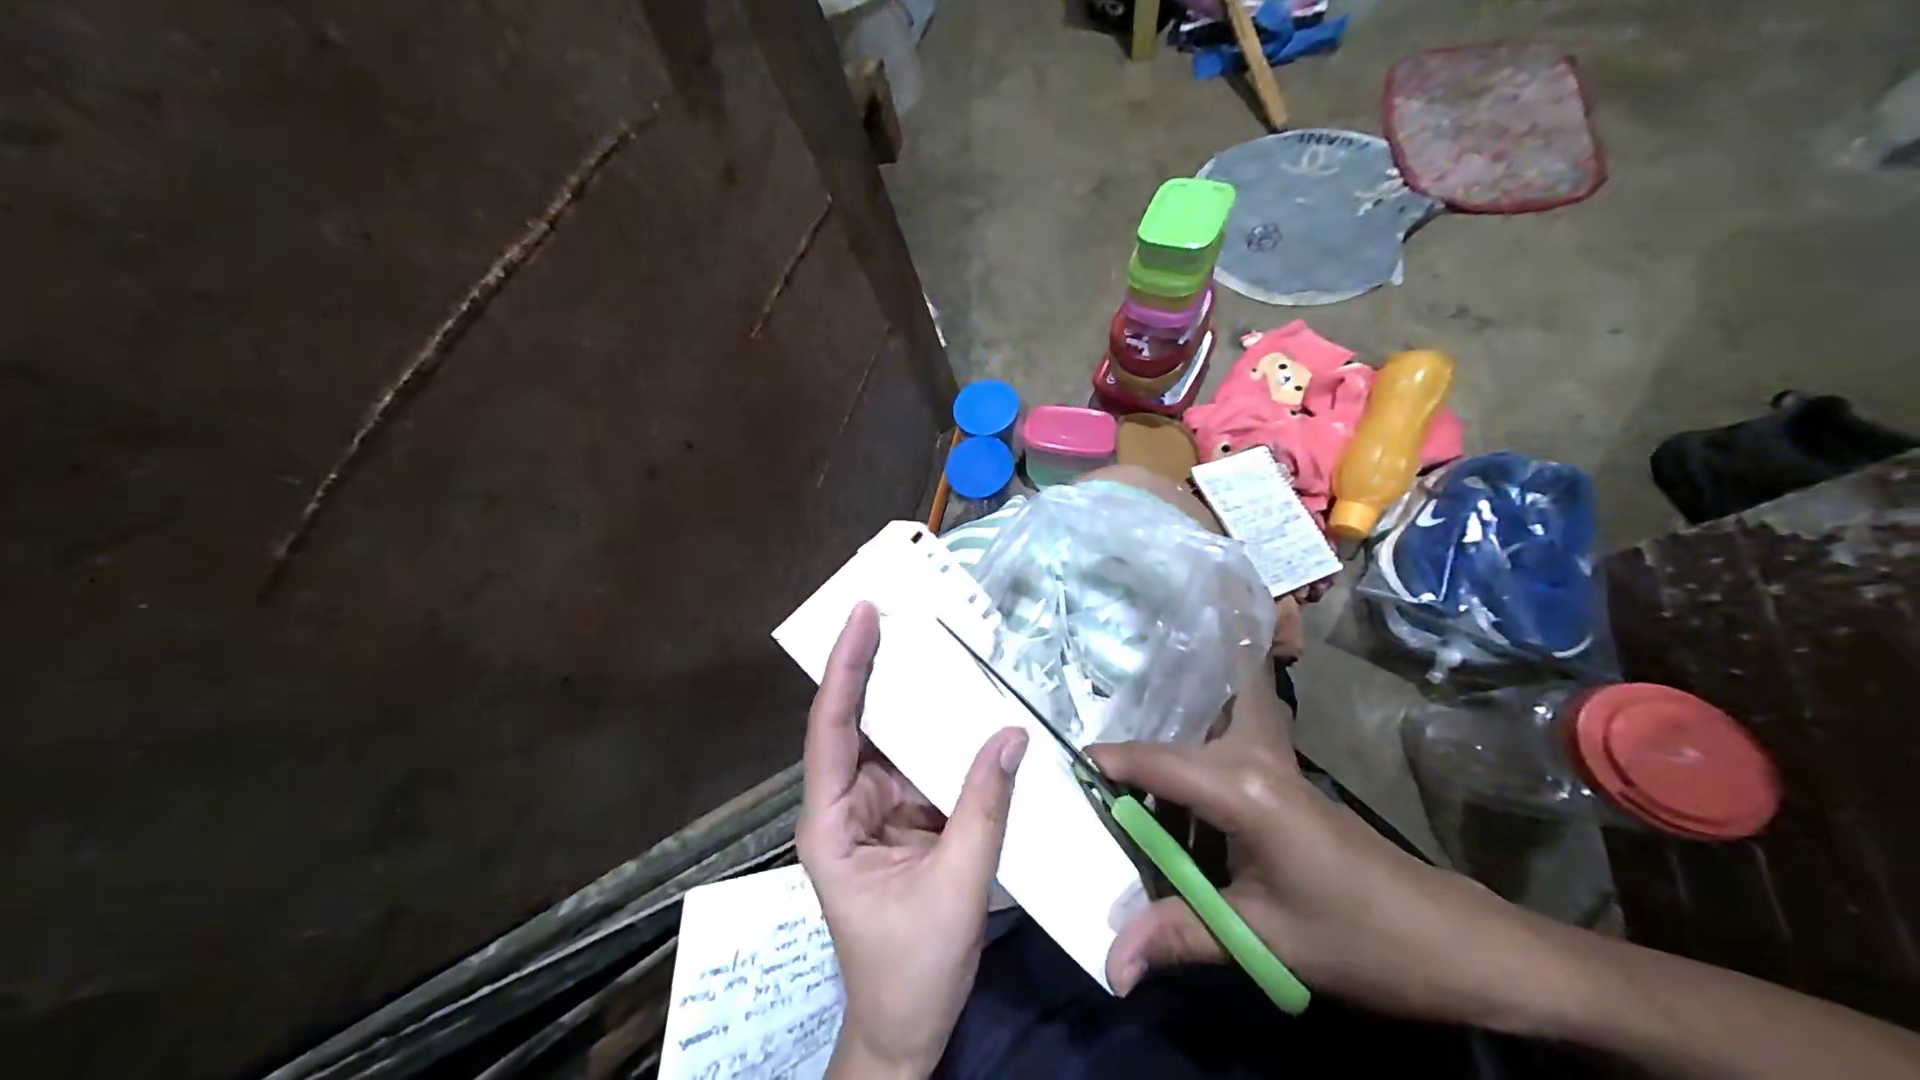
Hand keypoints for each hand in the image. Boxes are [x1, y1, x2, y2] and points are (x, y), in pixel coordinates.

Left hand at [797, 603, 1028, 1077]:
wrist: (907, 1028)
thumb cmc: (911, 969)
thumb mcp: (954, 888)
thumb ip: (984, 809)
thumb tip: (1010, 736)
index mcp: (830, 822)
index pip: (831, 729)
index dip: (845, 669)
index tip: (861, 617)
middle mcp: (844, 805)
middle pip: (857, 723)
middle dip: (876, 668)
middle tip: (901, 613)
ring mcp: (874, 811)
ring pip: (893, 741)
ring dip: (914, 701)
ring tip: (938, 648)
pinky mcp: (903, 820)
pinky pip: (922, 767)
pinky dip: (943, 740)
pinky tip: (965, 710)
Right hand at [1088, 661, 1565, 1030]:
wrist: (1456, 943)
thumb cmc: (1358, 937)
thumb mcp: (1262, 938)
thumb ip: (1179, 937)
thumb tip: (1111, 966)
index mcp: (1245, 788)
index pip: (1158, 761)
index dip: (1111, 763)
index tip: (1069, 768)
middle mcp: (1256, 760)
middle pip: (1184, 734)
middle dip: (1145, 744)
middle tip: (1104, 774)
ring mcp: (1276, 768)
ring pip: (1208, 740)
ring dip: (1171, 760)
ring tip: (1131, 794)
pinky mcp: (1286, 786)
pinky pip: (1225, 761)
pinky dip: (1193, 778)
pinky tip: (1179, 818)